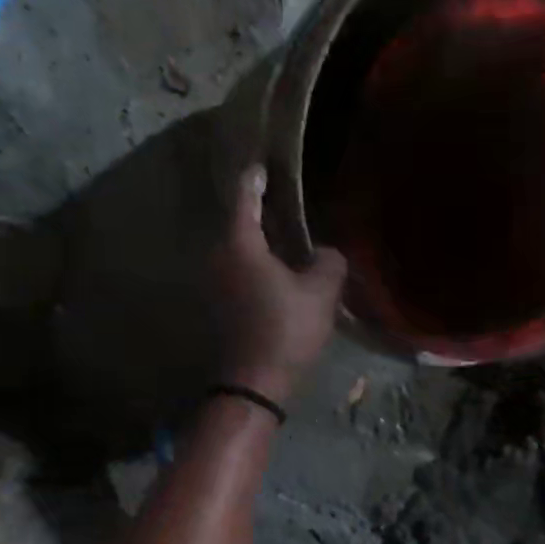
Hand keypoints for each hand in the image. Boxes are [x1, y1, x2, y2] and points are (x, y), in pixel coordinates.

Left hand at [211, 165, 347, 402]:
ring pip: (239, 246)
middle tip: (289, 196)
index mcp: (240, 244)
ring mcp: (215, 279)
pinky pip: (239, 266)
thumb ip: (329, 261)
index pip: (244, 196)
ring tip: (290, 231)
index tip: (265, 161)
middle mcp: (218, 255)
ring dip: (262, 237)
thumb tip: (326, 253)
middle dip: (262, 207)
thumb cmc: (287, 329)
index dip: (256, 176)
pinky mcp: (219, 301)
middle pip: (239, 220)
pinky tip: (281, 265)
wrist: (254, 381)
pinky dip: (257, 259)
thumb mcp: (321, 291)